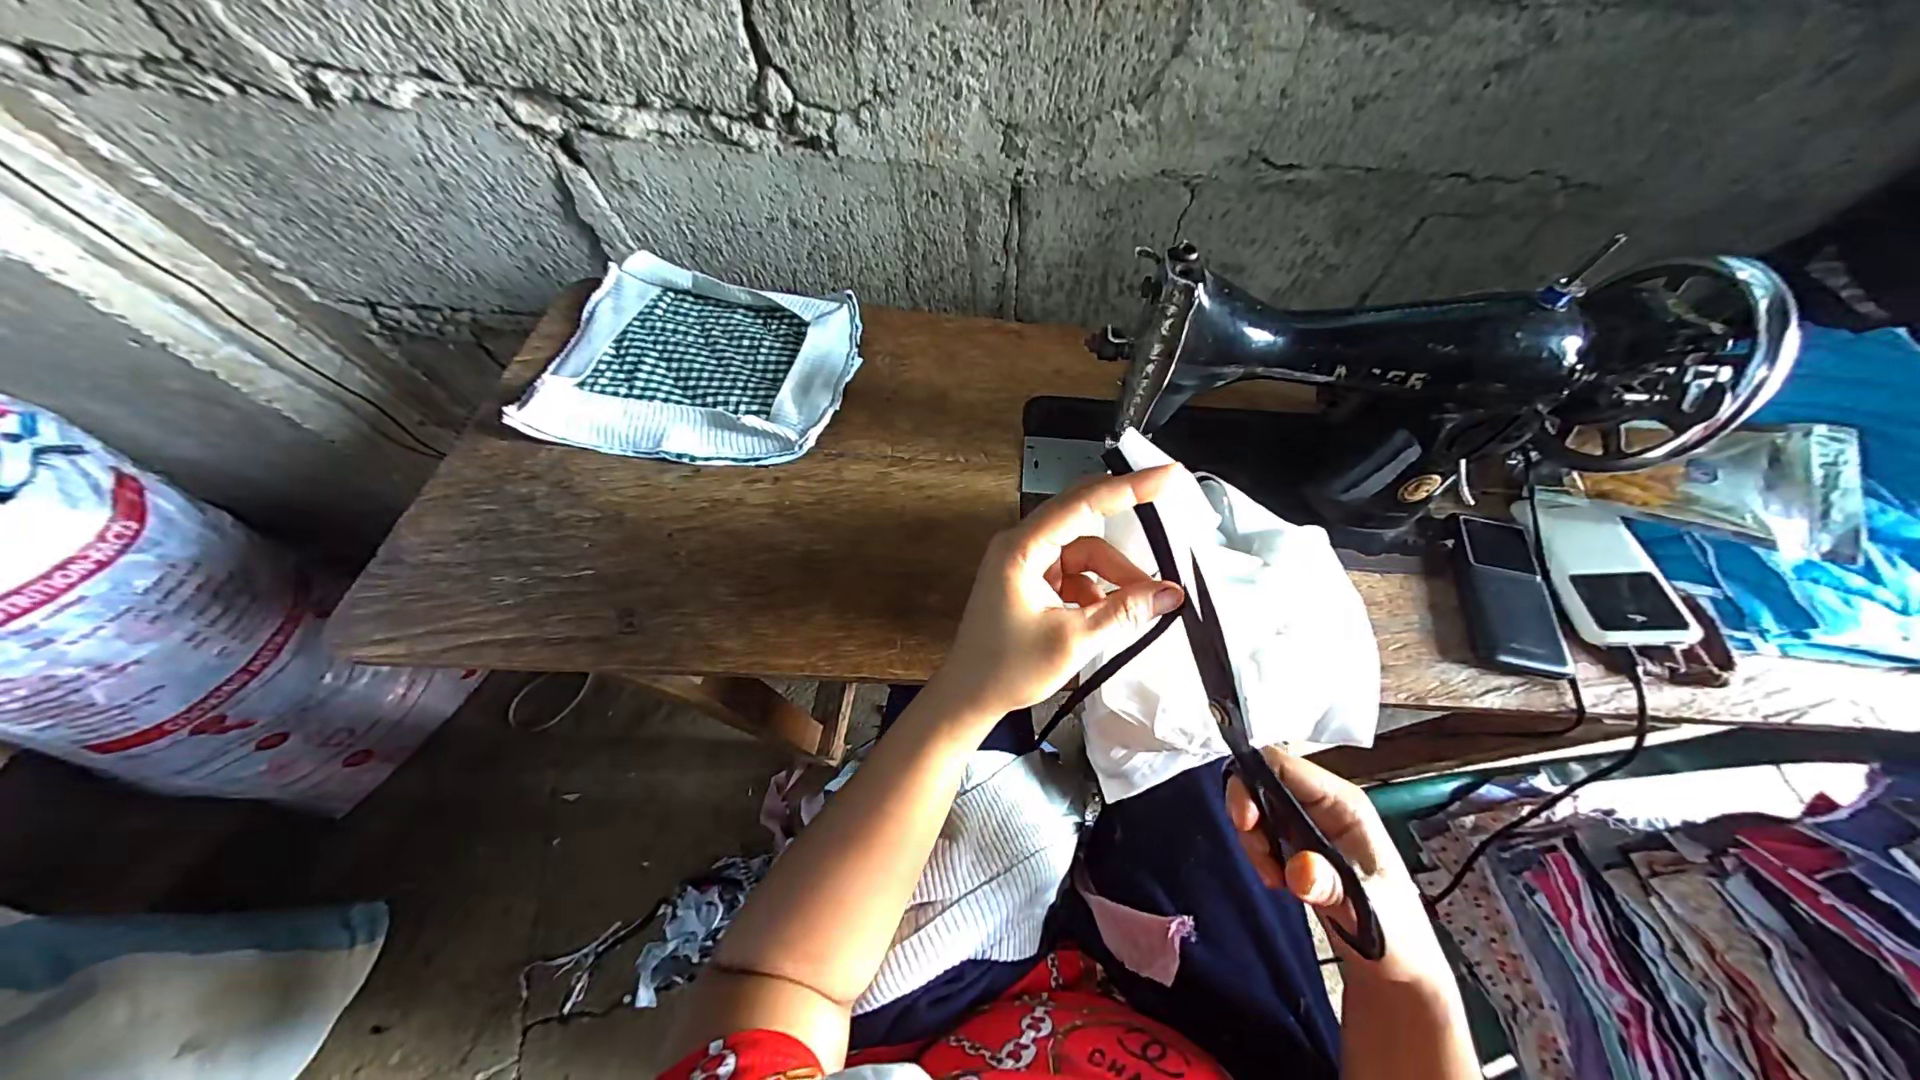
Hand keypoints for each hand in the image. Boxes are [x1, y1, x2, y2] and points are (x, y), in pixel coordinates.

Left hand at [926, 467, 1186, 719]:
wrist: (970, 695)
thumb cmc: (1002, 668)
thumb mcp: (1073, 640)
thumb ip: (1123, 612)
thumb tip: (1165, 593)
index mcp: (1021, 549)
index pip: (1082, 503)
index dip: (1129, 487)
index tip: (1165, 476)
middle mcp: (1021, 547)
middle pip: (1085, 523)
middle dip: (1127, 534)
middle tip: (1166, 528)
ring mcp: (1026, 564)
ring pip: (1085, 553)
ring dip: (1114, 576)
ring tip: (1140, 604)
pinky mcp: (1032, 582)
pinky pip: (1076, 573)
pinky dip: (1098, 590)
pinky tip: (1109, 614)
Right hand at [1226, 747, 1454, 988]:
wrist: (1399, 966)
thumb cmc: (1395, 936)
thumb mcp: (1368, 914)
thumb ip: (1331, 886)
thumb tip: (1300, 868)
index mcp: (1344, 803)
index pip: (1283, 765)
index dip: (1253, 781)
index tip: (1244, 821)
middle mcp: (1324, 803)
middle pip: (1263, 780)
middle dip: (1249, 813)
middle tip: (1258, 854)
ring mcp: (1310, 820)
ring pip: (1259, 804)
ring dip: (1253, 838)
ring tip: (1273, 877)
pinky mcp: (1298, 840)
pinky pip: (1263, 828)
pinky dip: (1258, 851)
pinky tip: (1276, 879)